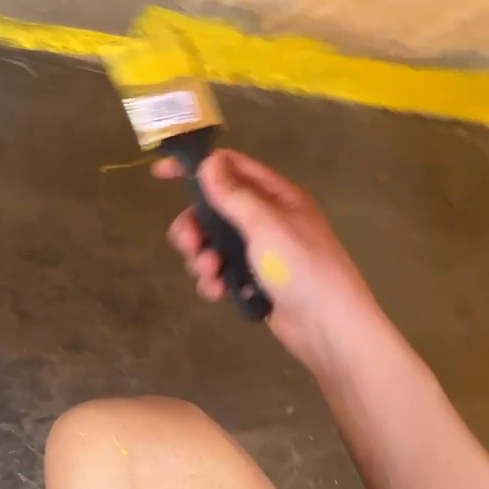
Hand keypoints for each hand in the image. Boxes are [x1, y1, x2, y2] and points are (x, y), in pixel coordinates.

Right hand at [157, 151, 391, 379]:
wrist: (327, 327)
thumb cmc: (302, 268)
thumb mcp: (266, 226)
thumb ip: (234, 195)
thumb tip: (209, 162)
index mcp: (276, 196)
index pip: (230, 168)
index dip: (197, 167)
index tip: (161, 172)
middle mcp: (265, 218)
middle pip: (212, 210)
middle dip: (195, 228)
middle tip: (190, 245)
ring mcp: (257, 250)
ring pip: (210, 242)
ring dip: (202, 258)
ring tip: (211, 275)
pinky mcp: (250, 278)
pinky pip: (218, 270)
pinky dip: (212, 279)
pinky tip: (219, 292)